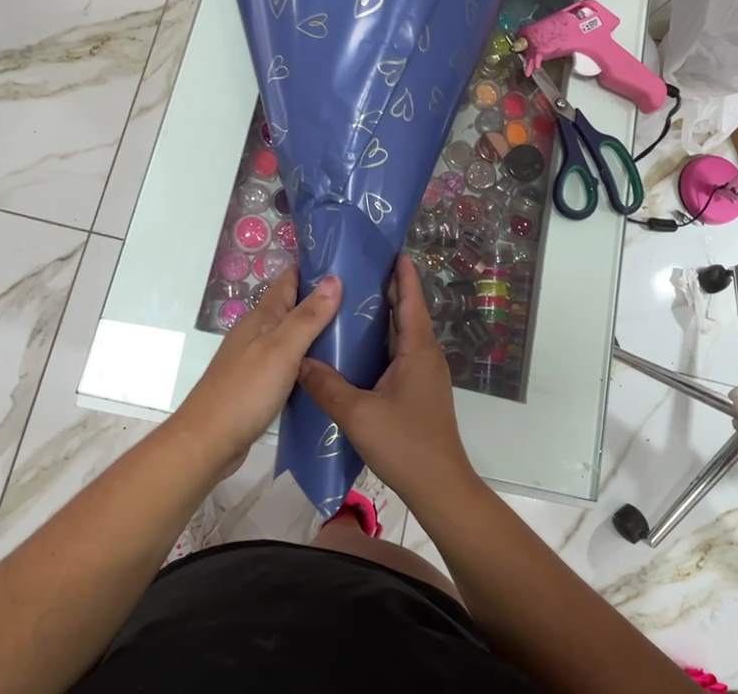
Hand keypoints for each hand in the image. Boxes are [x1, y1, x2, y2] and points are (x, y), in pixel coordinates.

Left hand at [169, 268, 339, 472]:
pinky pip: (292, 362)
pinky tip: (330, 368)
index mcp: (262, 317)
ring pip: (293, 336)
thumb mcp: (281, 349)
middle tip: (363, 298)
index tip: (346, 258)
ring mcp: (258, 360)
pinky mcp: (261, 385)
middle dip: (323, 299)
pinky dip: (310, 359)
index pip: (289, 280)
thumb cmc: (244, 391)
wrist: (207, 442)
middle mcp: (259, 333)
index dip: (314, 267)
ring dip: (319, 331)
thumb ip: (308, 317)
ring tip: (357, 330)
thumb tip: (334, 278)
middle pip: (294, 307)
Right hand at [296, 256, 476, 500]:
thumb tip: (298, 361)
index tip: (391, 249)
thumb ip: (327, 386)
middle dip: (388, 290)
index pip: (411, 301)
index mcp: (417, 351)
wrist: (439, 487)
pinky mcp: (418, 394)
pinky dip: (381, 343)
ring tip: (351, 302)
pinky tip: (358, 350)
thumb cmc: (405, 444)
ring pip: (403, 337)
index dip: (403, 274)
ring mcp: (424, 376)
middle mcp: (425, 357)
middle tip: (357, 270)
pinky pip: (399, 356)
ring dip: (383, 318)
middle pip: (407, 314)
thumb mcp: (358, 414)